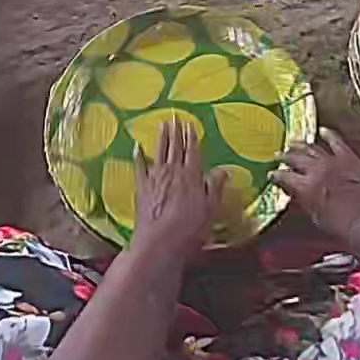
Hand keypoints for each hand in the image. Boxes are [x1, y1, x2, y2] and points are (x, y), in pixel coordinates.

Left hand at [133, 119, 226, 259]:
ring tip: (163, 124)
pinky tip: (137, 146)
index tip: (190, 124)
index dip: (191, 137)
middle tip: (175, 116)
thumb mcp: (210, 209)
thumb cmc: (189, 229)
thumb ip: (215, 187)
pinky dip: (138, 155)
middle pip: (176, 147)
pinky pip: (139, 166)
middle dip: (176, 131)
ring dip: (161, 137)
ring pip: (159, 151)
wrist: (159, 242)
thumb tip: (223, 170)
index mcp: (191, 175)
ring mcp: (155, 177)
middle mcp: (173, 171)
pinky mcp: (141, 186)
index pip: (193, 151)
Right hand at [271, 129, 359, 260]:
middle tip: (279, 156)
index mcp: (305, 188)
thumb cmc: (347, 231)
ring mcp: (334, 161)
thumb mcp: (317, 219)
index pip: (283, 177)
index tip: (273, 175)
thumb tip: (297, 196)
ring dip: (301, 145)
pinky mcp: (350, 158)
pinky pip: (336, 141)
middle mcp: (316, 170)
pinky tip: (323, 131)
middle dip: (285, 157)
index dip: (276, 175)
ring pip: (312, 147)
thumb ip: (304, 203)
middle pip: (294, 158)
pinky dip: (328, 134)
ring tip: (294, 143)